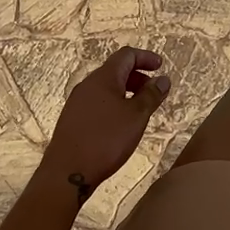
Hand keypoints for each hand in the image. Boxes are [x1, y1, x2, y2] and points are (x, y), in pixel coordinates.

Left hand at [40, 47, 170, 195]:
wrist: (65, 174)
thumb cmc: (105, 140)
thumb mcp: (136, 117)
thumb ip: (151, 95)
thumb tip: (163, 79)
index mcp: (104, 78)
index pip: (127, 55)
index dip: (146, 57)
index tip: (160, 66)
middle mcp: (88, 85)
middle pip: (116, 69)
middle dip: (137, 76)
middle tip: (152, 91)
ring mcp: (77, 102)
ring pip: (106, 87)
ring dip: (126, 91)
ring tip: (139, 110)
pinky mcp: (71, 120)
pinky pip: (97, 101)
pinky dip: (113, 103)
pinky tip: (119, 124)